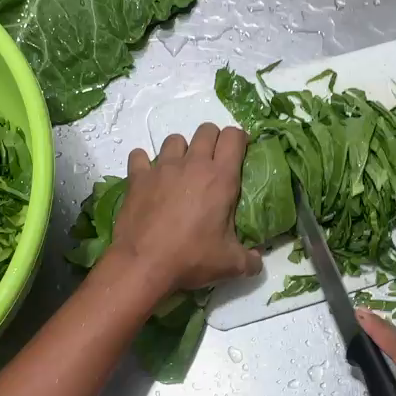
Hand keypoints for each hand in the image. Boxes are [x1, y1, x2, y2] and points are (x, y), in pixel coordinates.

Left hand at [107, 124, 262, 296]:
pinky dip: (145, 163)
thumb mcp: (230, 264)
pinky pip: (140, 156)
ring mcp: (162, 168)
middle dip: (213, 141)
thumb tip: (258, 261)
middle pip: (206, 130)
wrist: (143, 264)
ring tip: (182, 171)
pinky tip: (149, 177)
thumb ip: (250, 260)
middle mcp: (192, 164)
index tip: (241, 154)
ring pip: (175, 140)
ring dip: (181, 150)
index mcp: (220, 178)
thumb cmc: (191, 259)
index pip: (234, 136)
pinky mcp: (137, 178)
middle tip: (214, 164)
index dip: (240, 140)